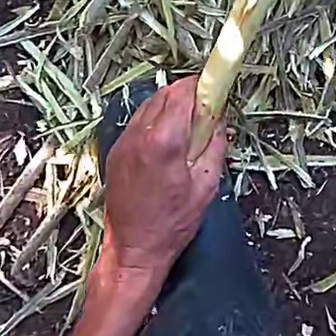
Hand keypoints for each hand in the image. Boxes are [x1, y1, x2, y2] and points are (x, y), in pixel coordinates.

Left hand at [100, 77, 228, 278]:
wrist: (134, 248)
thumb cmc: (173, 223)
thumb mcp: (207, 184)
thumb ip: (214, 144)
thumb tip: (219, 117)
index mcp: (165, 140)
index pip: (184, 93)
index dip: (202, 86)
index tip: (215, 88)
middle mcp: (139, 134)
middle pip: (166, 93)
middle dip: (188, 94)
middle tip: (205, 111)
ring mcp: (124, 140)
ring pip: (150, 104)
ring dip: (171, 106)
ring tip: (187, 128)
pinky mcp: (116, 149)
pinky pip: (139, 120)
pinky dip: (156, 120)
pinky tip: (168, 140)